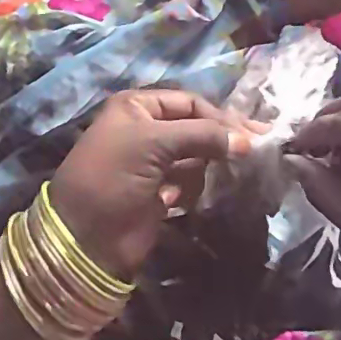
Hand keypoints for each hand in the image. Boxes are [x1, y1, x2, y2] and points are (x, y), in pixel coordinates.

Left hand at [50, 90, 254, 277]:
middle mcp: (145, 128)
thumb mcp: (154, 144)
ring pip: (196, 157)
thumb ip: (203, 136)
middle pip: (196, 128)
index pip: (191, 103)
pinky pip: (189, 182)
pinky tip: (171, 202)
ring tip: (189, 184)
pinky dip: (186, 191)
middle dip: (217, 143)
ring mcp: (152, 161)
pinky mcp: (159, 190)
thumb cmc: (113, 177)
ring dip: (197, 171)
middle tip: (253, 152)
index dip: (221, 117)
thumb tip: (248, 141)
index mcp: (137, 107)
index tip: (254, 135)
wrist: (86, 237)